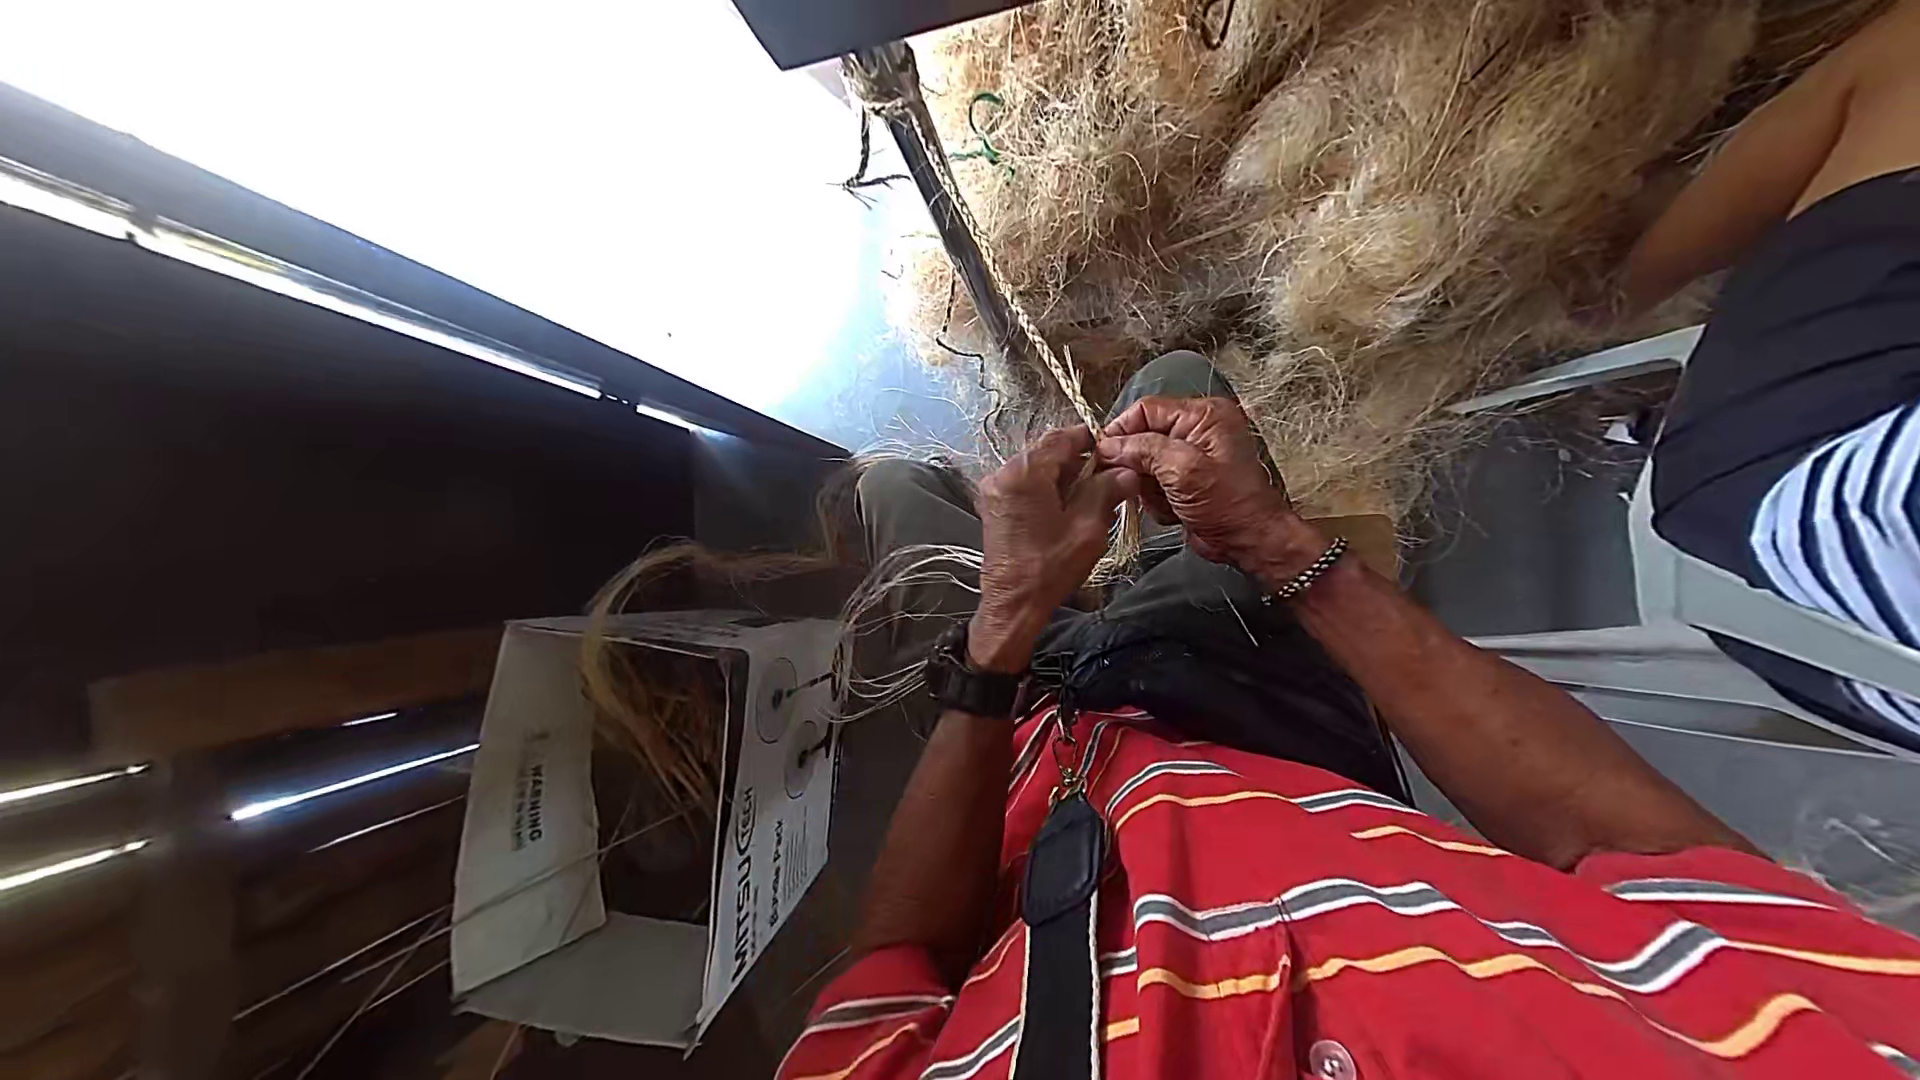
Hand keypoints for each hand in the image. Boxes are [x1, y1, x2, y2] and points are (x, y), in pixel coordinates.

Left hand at [969, 426, 1139, 672]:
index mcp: (1024, 473)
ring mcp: (994, 489)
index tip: (1112, 454)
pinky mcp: (994, 505)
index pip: (1061, 437)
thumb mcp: (1087, 528)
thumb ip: (1106, 491)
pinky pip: (1025, 483)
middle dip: (1078, 462)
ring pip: (1036, 467)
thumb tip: (1125, 471)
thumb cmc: (1048, 569)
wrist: (1012, 604)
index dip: (1090, 441)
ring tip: (1088, 500)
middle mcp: (1002, 474)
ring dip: (1063, 477)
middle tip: (1105, 481)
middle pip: (1047, 451)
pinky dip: (1046, 489)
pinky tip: (1064, 510)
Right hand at [1097, 396, 1320, 583]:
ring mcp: (1189, 456)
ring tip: (1167, 500)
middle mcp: (1196, 430)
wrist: (1248, 541)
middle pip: (1141, 437)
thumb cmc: (1228, 503)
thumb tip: (1108, 445)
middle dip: (1136, 465)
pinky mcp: (1183, 480)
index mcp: (1202, 415)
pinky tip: (1173, 508)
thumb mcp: (1182, 469)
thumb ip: (1143, 449)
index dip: (1121, 431)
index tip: (1104, 455)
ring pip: (1142, 464)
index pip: (1145, 410)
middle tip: (1140, 484)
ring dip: (1146, 486)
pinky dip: (1154, 499)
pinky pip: (1151, 483)